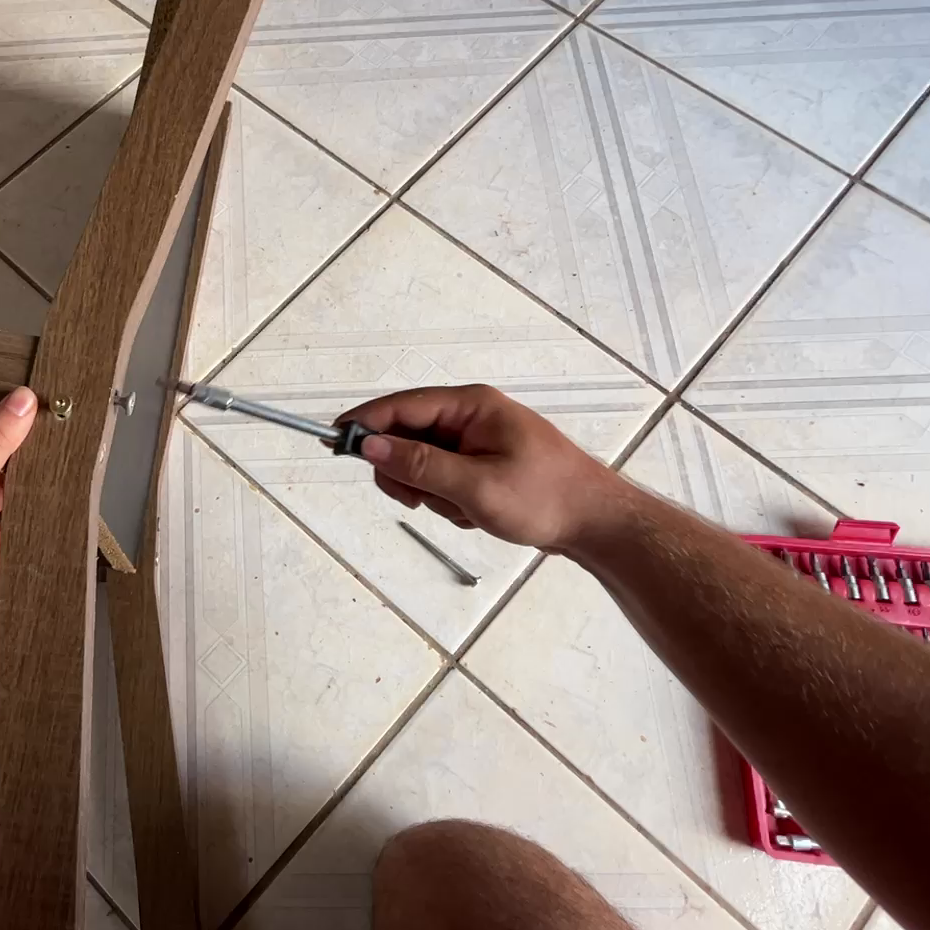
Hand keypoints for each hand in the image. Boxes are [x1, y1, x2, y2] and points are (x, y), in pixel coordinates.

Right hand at [338, 385, 631, 550]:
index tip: (333, 441)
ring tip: (461, 509)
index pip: (401, 406)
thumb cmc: (544, 499)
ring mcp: (473, 439)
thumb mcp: (476, 486)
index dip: (364, 422)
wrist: (596, 524)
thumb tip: (369, 446)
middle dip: (403, 470)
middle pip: (405, 433)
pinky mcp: (477, 461)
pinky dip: (444, 498)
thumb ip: (419, 465)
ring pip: (418, 460)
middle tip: (414, 500)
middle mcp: (468, 415)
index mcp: (470, 405)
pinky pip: (438, 476)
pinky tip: (472, 511)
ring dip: (428, 490)